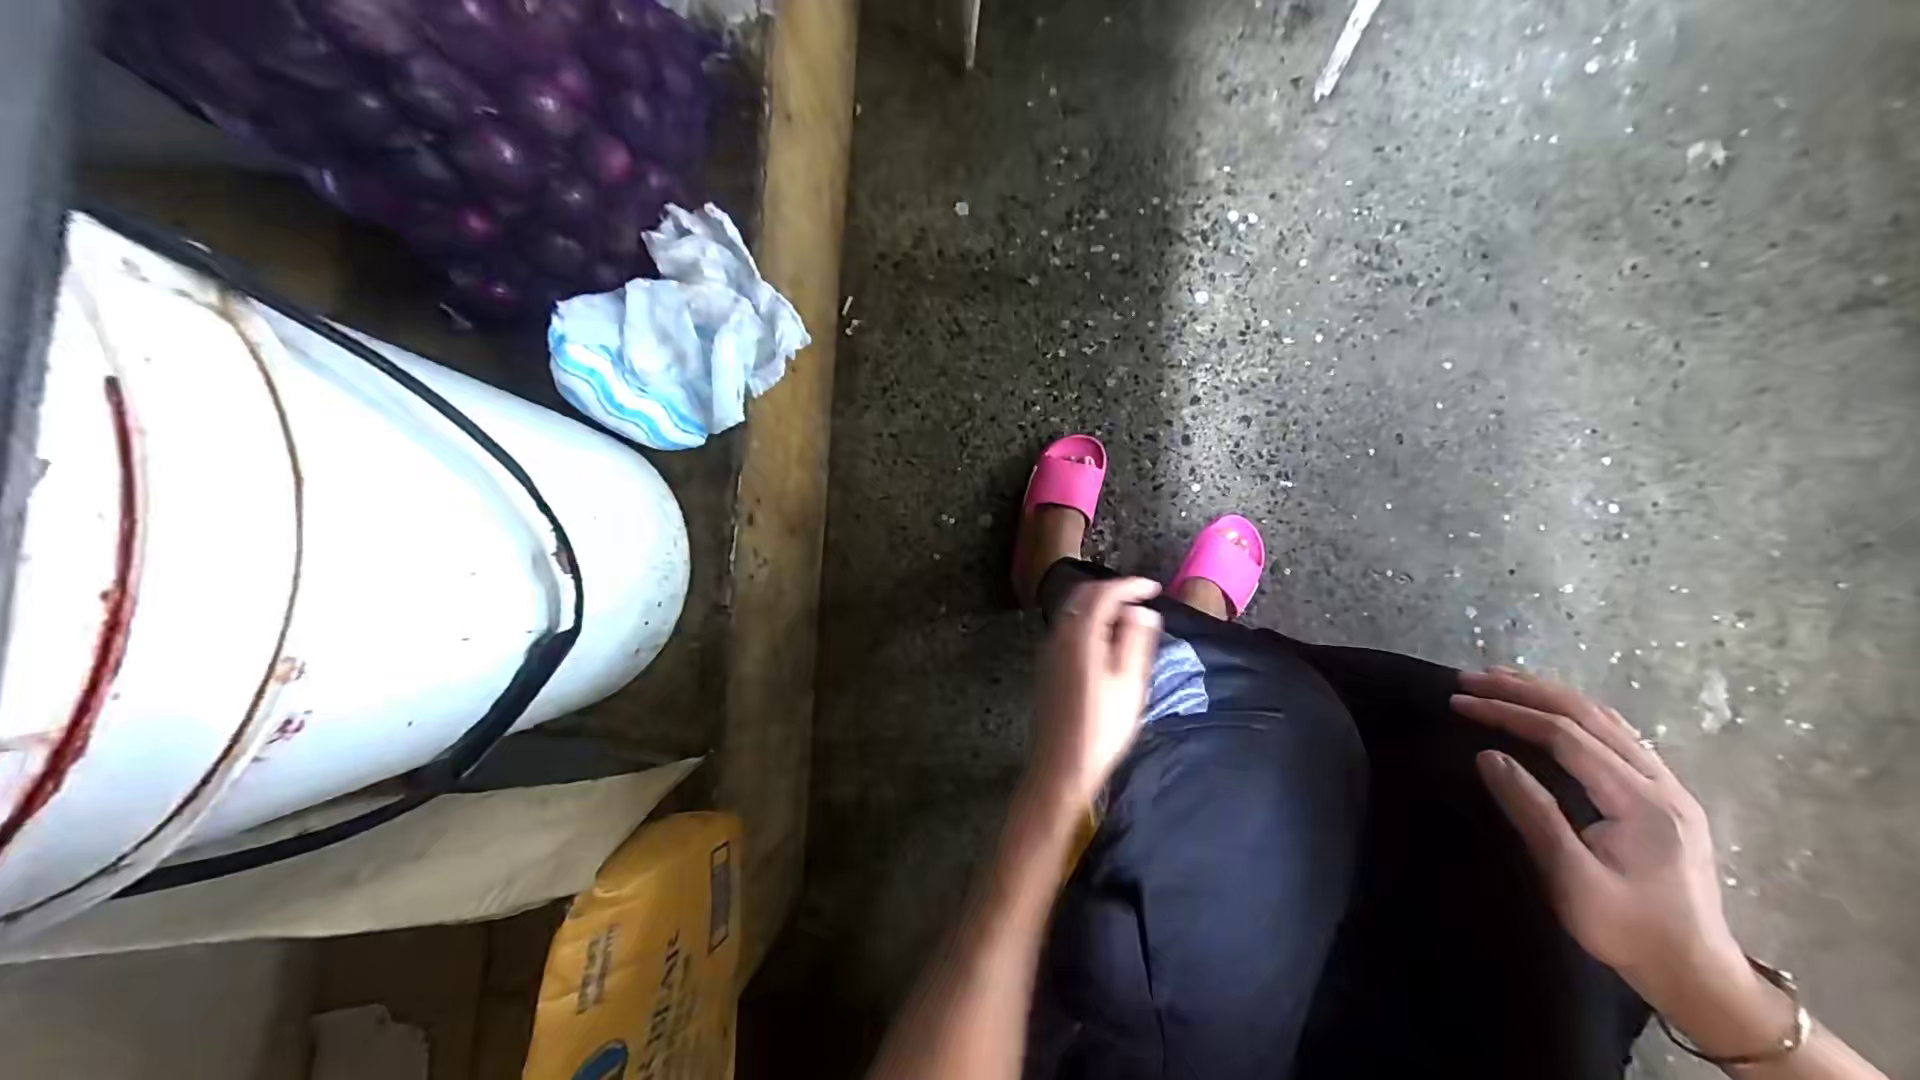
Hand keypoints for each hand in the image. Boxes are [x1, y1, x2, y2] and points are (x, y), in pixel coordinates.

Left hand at [1026, 578, 1163, 808]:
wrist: (1061, 764)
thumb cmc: (1102, 728)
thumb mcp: (1130, 684)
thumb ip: (1136, 641)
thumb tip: (1142, 612)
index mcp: (1080, 637)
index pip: (1103, 593)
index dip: (1130, 585)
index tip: (1153, 588)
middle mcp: (1059, 637)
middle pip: (1083, 597)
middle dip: (1113, 590)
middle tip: (1141, 597)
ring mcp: (1049, 651)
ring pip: (1074, 612)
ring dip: (1100, 606)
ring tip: (1129, 617)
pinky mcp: (1047, 667)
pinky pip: (1068, 628)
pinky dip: (1089, 622)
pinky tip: (1106, 641)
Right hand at [1453, 669, 1793, 1056]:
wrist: (1697, 974)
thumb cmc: (1627, 929)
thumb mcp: (1570, 877)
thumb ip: (1532, 812)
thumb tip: (1489, 756)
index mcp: (1642, 803)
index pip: (1566, 736)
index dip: (1508, 712)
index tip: (1460, 702)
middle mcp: (1661, 784)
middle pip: (1588, 716)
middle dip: (1524, 690)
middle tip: (1470, 678)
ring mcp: (1667, 787)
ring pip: (1605, 719)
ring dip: (1549, 694)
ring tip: (1500, 680)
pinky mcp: (1662, 795)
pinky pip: (1615, 734)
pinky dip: (1573, 711)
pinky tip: (1549, 708)